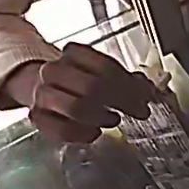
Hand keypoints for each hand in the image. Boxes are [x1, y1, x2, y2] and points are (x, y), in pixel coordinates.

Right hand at [4, 44, 154, 143]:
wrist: (45, 87)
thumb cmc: (80, 81)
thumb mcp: (105, 74)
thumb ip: (129, 82)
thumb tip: (150, 90)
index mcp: (74, 54)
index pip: (105, 67)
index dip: (130, 86)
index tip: (146, 100)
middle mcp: (55, 71)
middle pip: (92, 86)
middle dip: (121, 102)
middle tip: (138, 112)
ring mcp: (43, 94)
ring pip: (76, 108)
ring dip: (101, 117)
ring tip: (114, 119)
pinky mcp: (38, 117)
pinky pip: (62, 130)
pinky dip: (83, 134)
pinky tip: (95, 131)